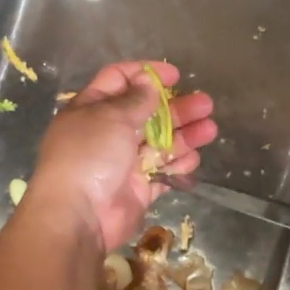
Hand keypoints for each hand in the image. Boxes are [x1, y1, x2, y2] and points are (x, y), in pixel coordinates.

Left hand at [27, 61, 217, 251]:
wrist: (79, 215)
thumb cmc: (90, 155)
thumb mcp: (110, 116)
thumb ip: (135, 99)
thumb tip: (148, 82)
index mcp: (93, 109)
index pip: (119, 80)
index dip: (147, 74)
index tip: (175, 75)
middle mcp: (108, 133)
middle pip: (148, 113)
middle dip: (177, 107)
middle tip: (206, 103)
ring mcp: (124, 163)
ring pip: (160, 143)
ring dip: (185, 135)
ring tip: (210, 129)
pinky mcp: (138, 189)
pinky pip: (162, 172)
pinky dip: (178, 165)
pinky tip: (194, 159)